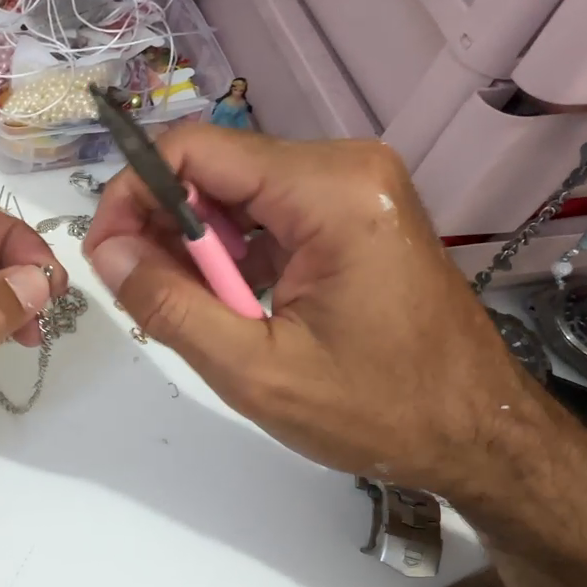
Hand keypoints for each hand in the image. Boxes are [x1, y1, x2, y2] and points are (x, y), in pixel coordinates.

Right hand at [81, 125, 542, 498]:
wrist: (482, 435)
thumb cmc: (378, 411)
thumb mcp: (254, 371)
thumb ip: (168, 305)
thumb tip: (106, 250)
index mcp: (329, 191)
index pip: (195, 151)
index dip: (133, 192)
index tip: (105, 252)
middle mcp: (344, 167)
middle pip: (213, 167)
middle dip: (161, 224)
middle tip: (138, 290)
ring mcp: (353, 187)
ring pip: (233, 191)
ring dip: (193, 244)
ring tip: (187, 307)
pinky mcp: (353, 212)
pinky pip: (265, 212)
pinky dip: (229, 251)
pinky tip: (227, 301)